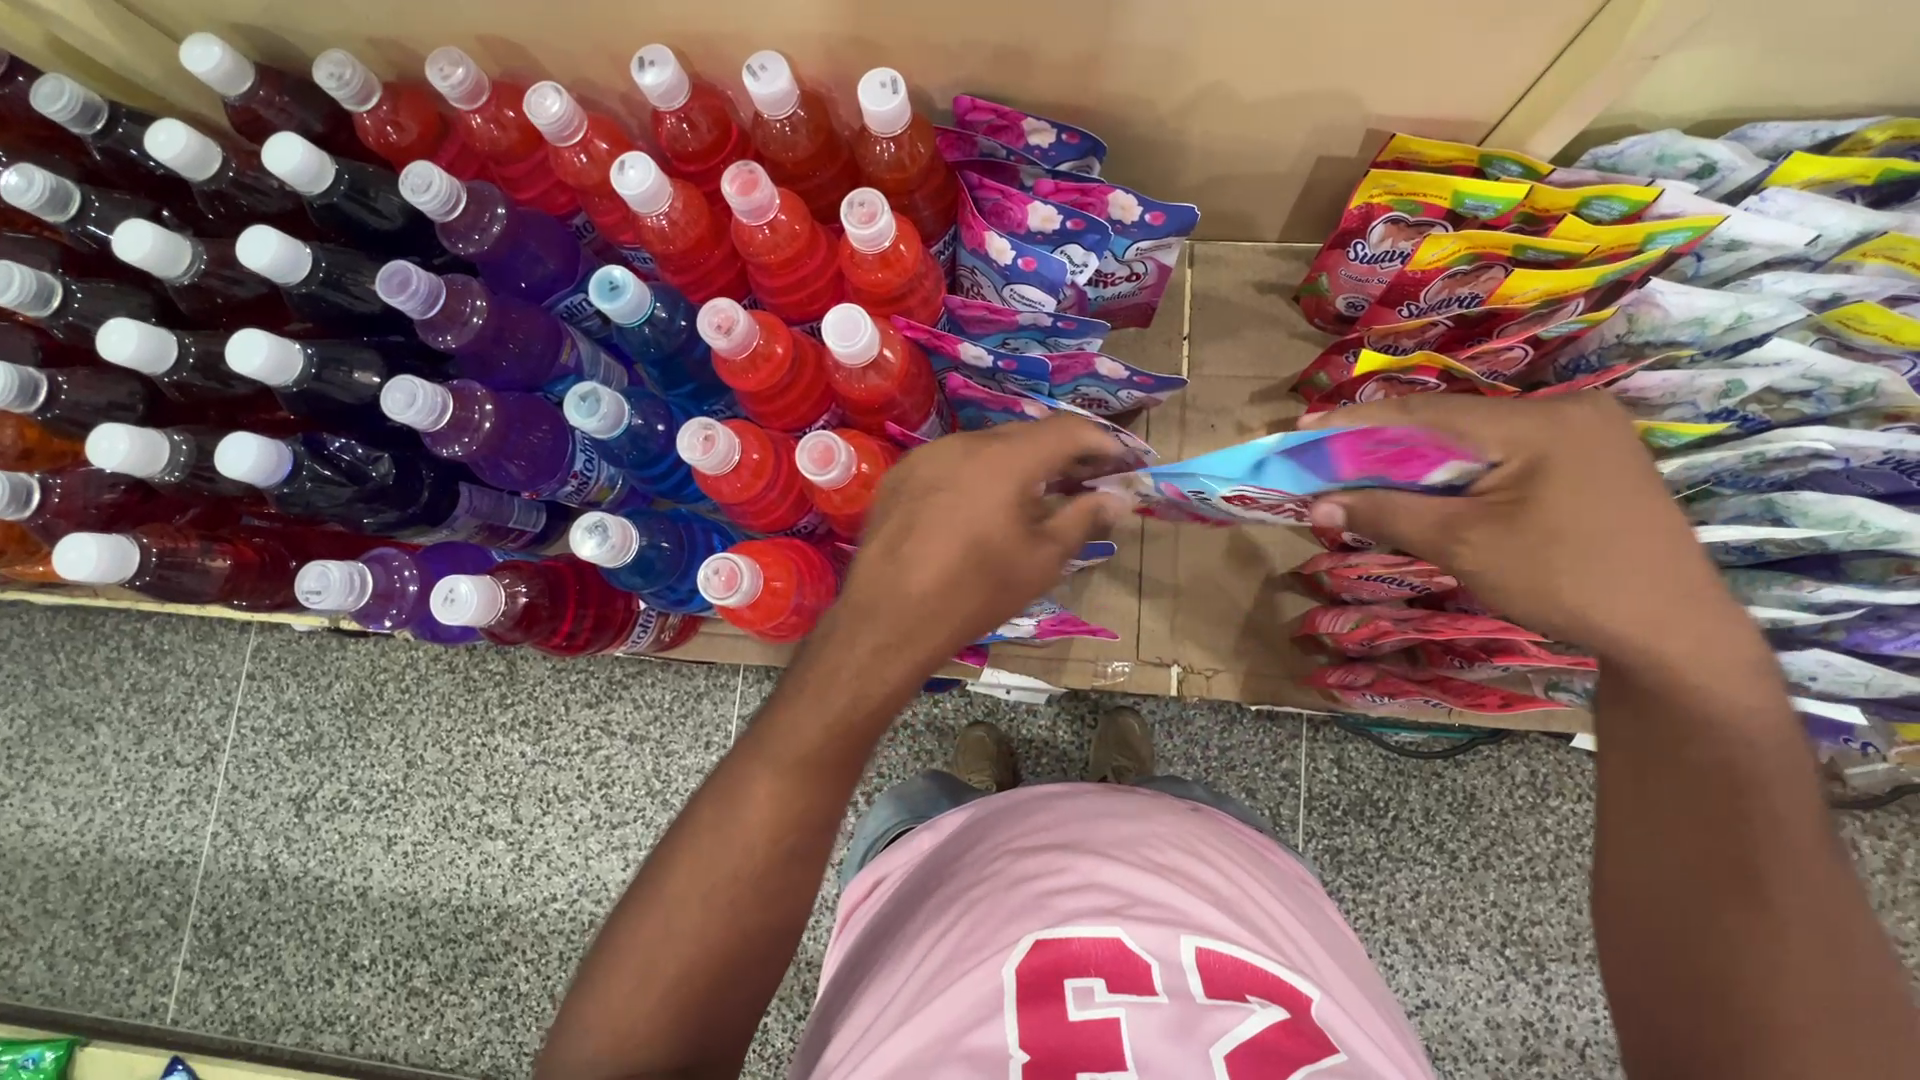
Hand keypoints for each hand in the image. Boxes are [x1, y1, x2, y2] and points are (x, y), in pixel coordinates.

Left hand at [820, 415, 1130, 674]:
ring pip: (986, 447)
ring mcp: (927, 455)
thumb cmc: (976, 591)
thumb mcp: (1042, 560)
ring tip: (1036, 497)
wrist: (889, 617)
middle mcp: (965, 442)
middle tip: (1087, 481)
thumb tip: (1118, 498)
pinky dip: (978, 476)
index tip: (1123, 462)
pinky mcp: (900, 475)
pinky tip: (983, 509)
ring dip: (1018, 464)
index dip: (1103, 442)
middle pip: (1027, 434)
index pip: (1068, 430)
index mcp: (1007, 457)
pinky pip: (952, 464)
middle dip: (1062, 454)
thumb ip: (1084, 519)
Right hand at [1302, 392, 1743, 662]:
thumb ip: (1387, 513)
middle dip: (1387, 442)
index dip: (1356, 422)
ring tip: (1368, 473)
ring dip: (1421, 459)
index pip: (1426, 412)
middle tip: (1331, 456)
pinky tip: (1432, 488)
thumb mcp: (1463, 545)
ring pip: (1478, 438)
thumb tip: (1317, 503)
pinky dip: (1460, 471)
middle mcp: (1567, 410)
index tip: (1302, 429)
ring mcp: (1586, 433)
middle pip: (1452, 421)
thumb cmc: (1563, 581)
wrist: (1670, 631)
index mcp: (1539, 420)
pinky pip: (1506, 454)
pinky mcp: (1592, 460)